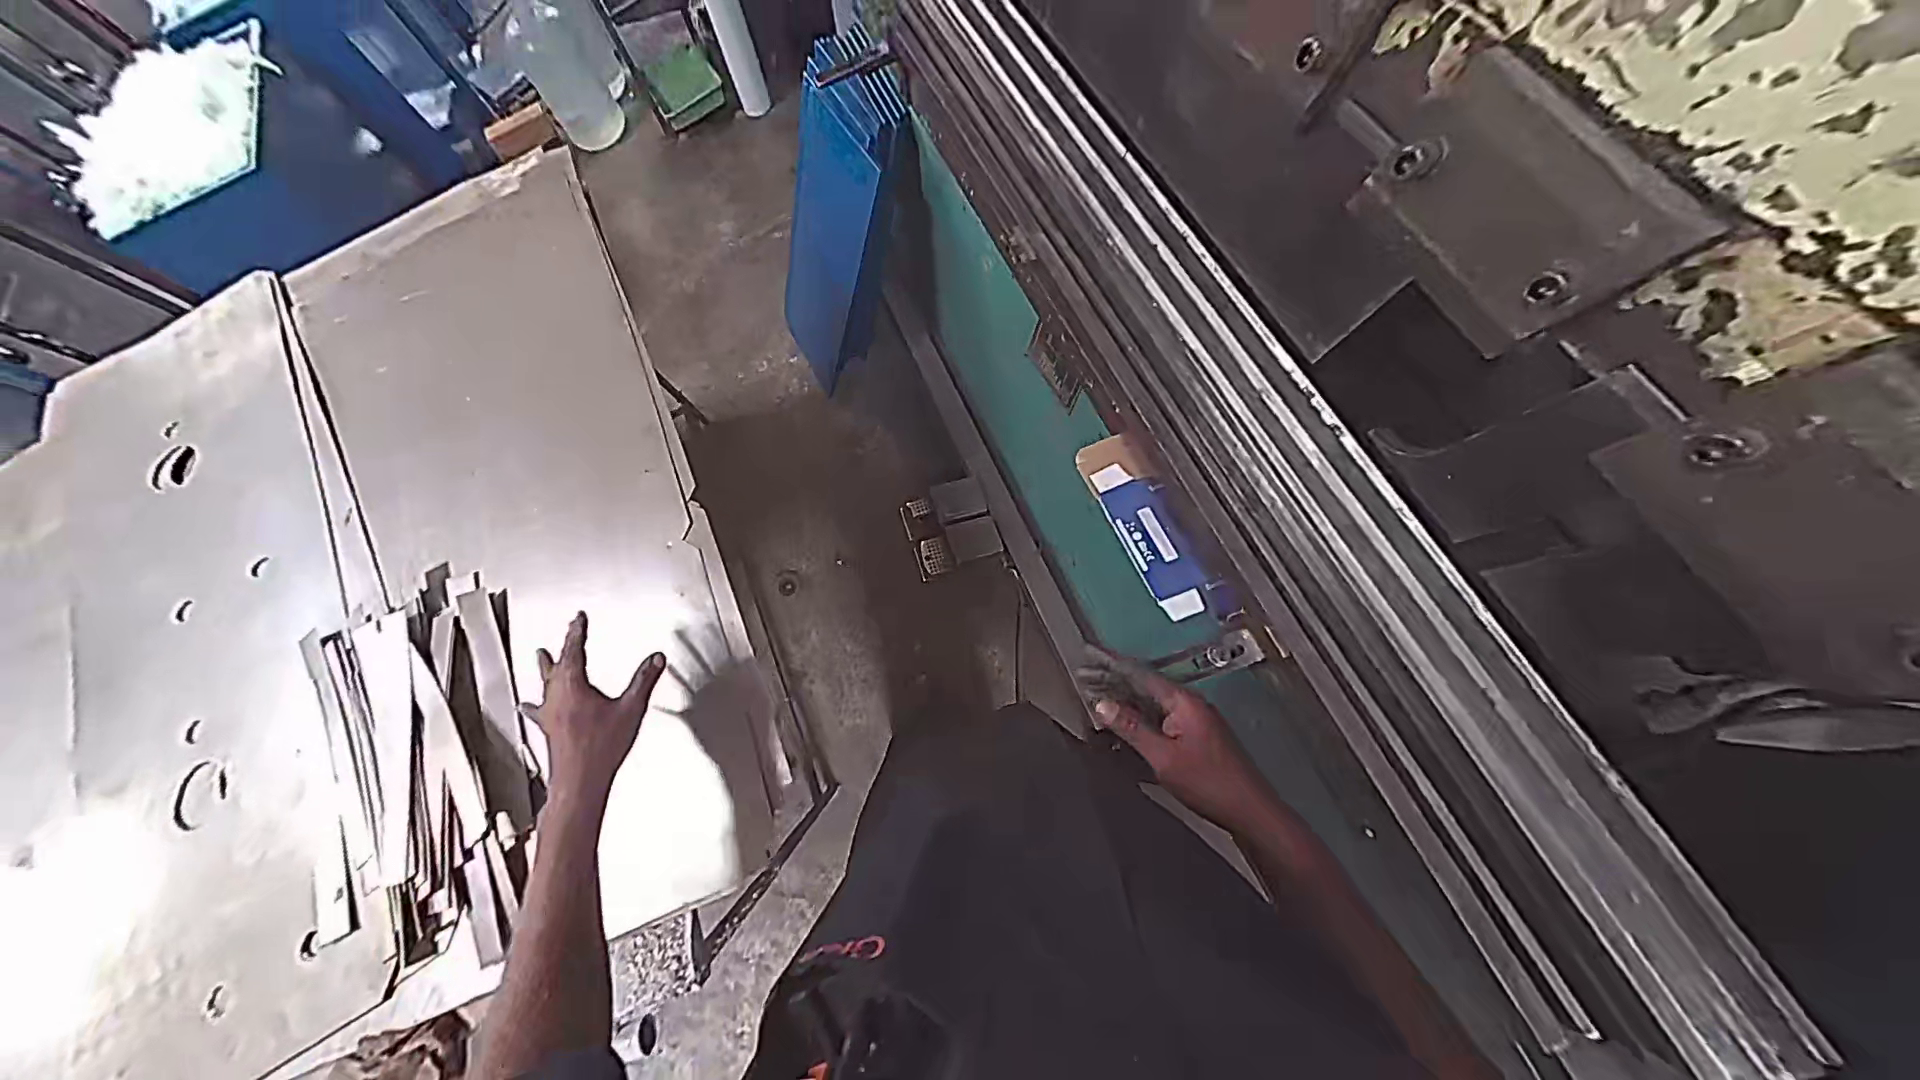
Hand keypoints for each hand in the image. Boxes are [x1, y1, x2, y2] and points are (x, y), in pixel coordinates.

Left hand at [521, 611, 664, 805]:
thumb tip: (655, 659)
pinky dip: (536, 701)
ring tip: (540, 656)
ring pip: (546, 682)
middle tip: (568, 631)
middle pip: (558, 663)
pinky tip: (528, 705)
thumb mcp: (631, 708)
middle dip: (564, 645)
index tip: (579, 618)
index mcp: (573, 686)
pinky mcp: (549, 728)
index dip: (577, 631)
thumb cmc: (601, 747)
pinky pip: (540, 708)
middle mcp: (556, 697)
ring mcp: (550, 713)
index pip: (574, 650)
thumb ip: (644, 680)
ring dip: (546, 667)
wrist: (580, 781)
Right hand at [1079, 647, 1281, 831]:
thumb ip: (1131, 728)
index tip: (1090, 657)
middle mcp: (1191, 704)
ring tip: (1099, 702)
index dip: (1111, 665)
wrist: (1250, 811)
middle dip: (1115, 683)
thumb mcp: (1162, 757)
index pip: (1140, 674)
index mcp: (1183, 701)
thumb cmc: (1210, 784)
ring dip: (1127, 702)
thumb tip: (1103, 705)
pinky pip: (1162, 717)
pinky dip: (1141, 718)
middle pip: (1146, 686)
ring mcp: (1196, 719)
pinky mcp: (1197, 735)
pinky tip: (1127, 726)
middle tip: (1086, 680)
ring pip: (1153, 703)